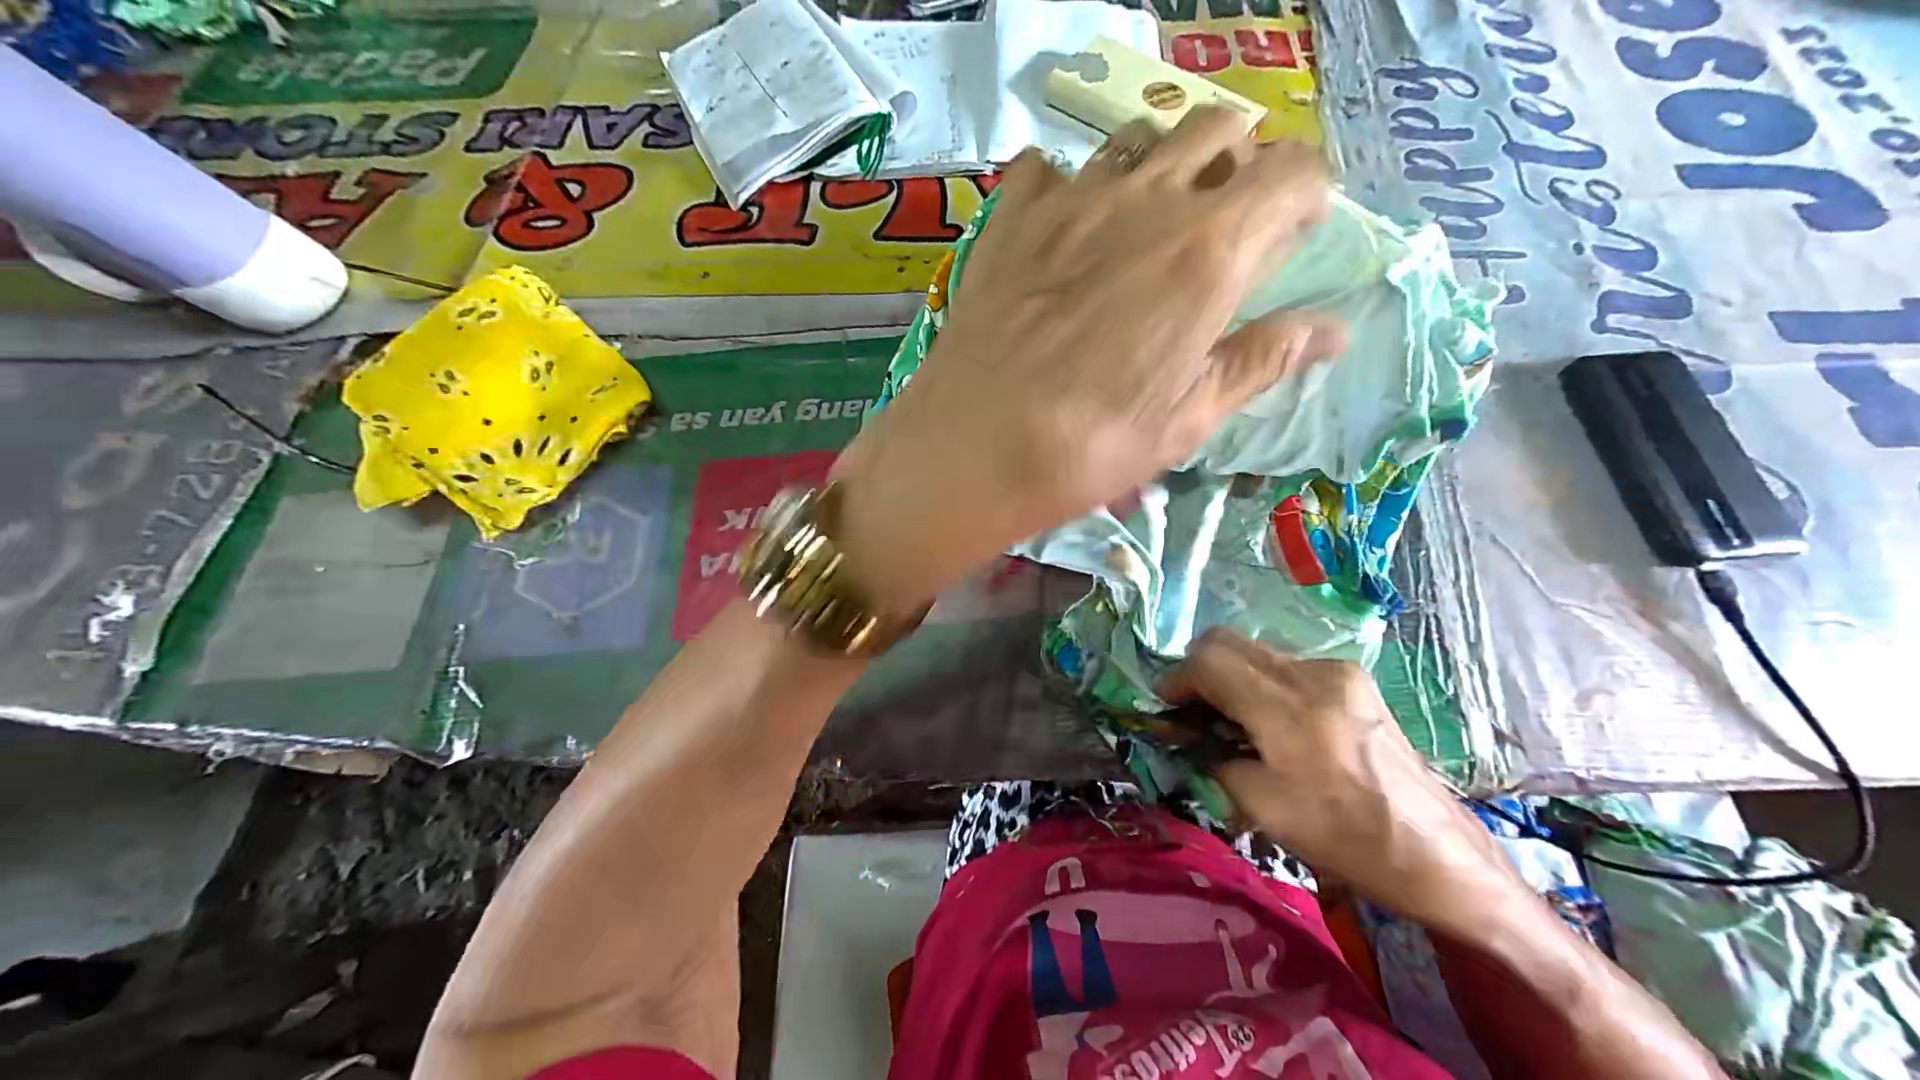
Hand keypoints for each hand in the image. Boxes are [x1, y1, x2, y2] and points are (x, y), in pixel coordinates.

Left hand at [833, 109, 1342, 611]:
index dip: (1305, 193)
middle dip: (1237, 161)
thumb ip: (1262, 358)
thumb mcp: (1189, 415)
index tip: (1293, 229)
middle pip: (1219, 130)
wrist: (973, 447)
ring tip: (1145, 221)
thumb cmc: (1092, 445)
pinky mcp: (1011, 216)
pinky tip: (1063, 228)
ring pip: (1138, 139)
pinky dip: (1068, 184)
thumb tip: (1333, 329)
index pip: (1293, 172)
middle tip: (1222, 218)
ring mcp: (1071, 200)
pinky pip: (1049, 167)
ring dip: (1159, 164)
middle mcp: (1147, 201)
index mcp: (1209, 250)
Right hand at [1162, 628, 1525, 938]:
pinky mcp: (1353, 679)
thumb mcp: (1261, 806)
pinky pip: (1286, 665)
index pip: (1208, 661)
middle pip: (1228, 642)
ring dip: (1229, 675)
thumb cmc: (1344, 838)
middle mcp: (1313, 673)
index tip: (1164, 707)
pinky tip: (1268, 721)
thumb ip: (1212, 757)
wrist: (1436, 855)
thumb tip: (1183, 734)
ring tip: (1227, 720)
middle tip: (1188, 711)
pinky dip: (1260, 682)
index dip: (1176, 678)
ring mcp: (1338, 671)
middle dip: (1197, 670)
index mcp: (1289, 707)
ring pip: (1256, 650)